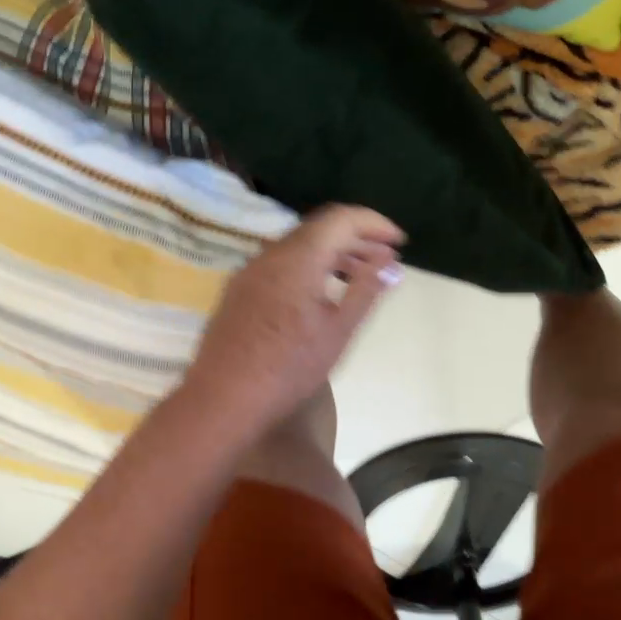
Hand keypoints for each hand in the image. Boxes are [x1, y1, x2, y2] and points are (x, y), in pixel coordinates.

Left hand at [184, 205, 404, 428]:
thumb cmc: (288, 369)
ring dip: (334, 253)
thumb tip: (391, 263)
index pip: (341, 218)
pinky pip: (282, 263)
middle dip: (357, 238)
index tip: (398, 241)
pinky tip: (323, 292)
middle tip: (385, 259)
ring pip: (299, 246)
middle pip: (319, 228)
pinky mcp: (240, 289)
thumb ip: (366, 289)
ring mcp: (251, 271)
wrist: (222, 400)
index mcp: (298, 259)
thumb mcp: (339, 331)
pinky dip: (310, 266)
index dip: (374, 224)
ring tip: (361, 276)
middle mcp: (271, 255)